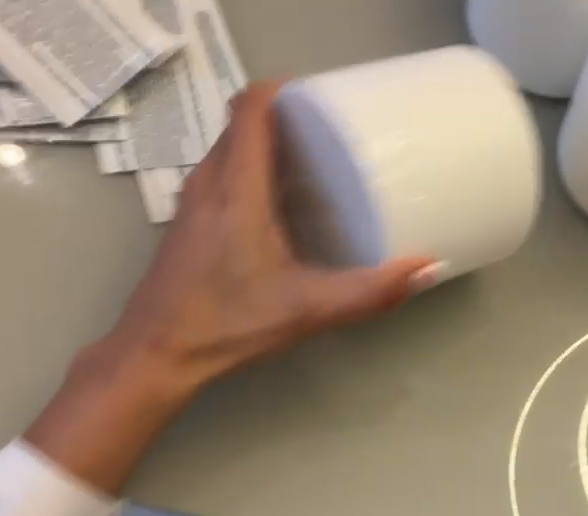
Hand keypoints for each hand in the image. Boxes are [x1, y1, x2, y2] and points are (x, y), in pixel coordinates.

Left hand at [25, 79, 434, 492]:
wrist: (158, 353)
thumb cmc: (229, 322)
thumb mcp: (309, 309)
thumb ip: (371, 291)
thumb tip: (428, 269)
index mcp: (236, 186)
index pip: (252, 105)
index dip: (288, 90)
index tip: (327, 102)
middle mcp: (208, 182)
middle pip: (243, 124)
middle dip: (288, 120)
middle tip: (334, 138)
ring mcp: (192, 203)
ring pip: (230, 152)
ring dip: (268, 149)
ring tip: (314, 170)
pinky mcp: (188, 227)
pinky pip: (222, 179)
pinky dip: (252, 177)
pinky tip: (281, 213)